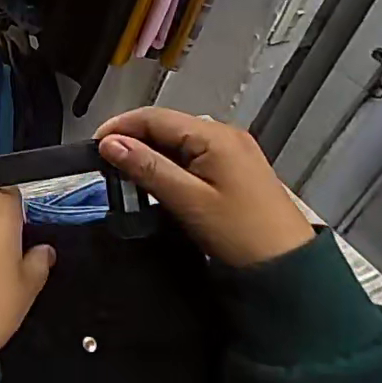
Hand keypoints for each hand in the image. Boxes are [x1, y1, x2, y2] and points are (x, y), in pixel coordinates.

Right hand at [96, 108, 314, 267]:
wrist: (287, 266)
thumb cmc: (240, 234)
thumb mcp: (188, 201)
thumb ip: (148, 168)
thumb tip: (111, 143)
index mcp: (214, 135)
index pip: (157, 117)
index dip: (122, 127)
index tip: (94, 146)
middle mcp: (225, 134)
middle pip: (168, 126)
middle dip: (135, 140)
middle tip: (106, 165)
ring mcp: (233, 151)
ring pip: (180, 142)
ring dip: (152, 154)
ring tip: (125, 175)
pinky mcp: (235, 168)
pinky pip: (194, 156)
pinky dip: (171, 165)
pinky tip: (157, 183)